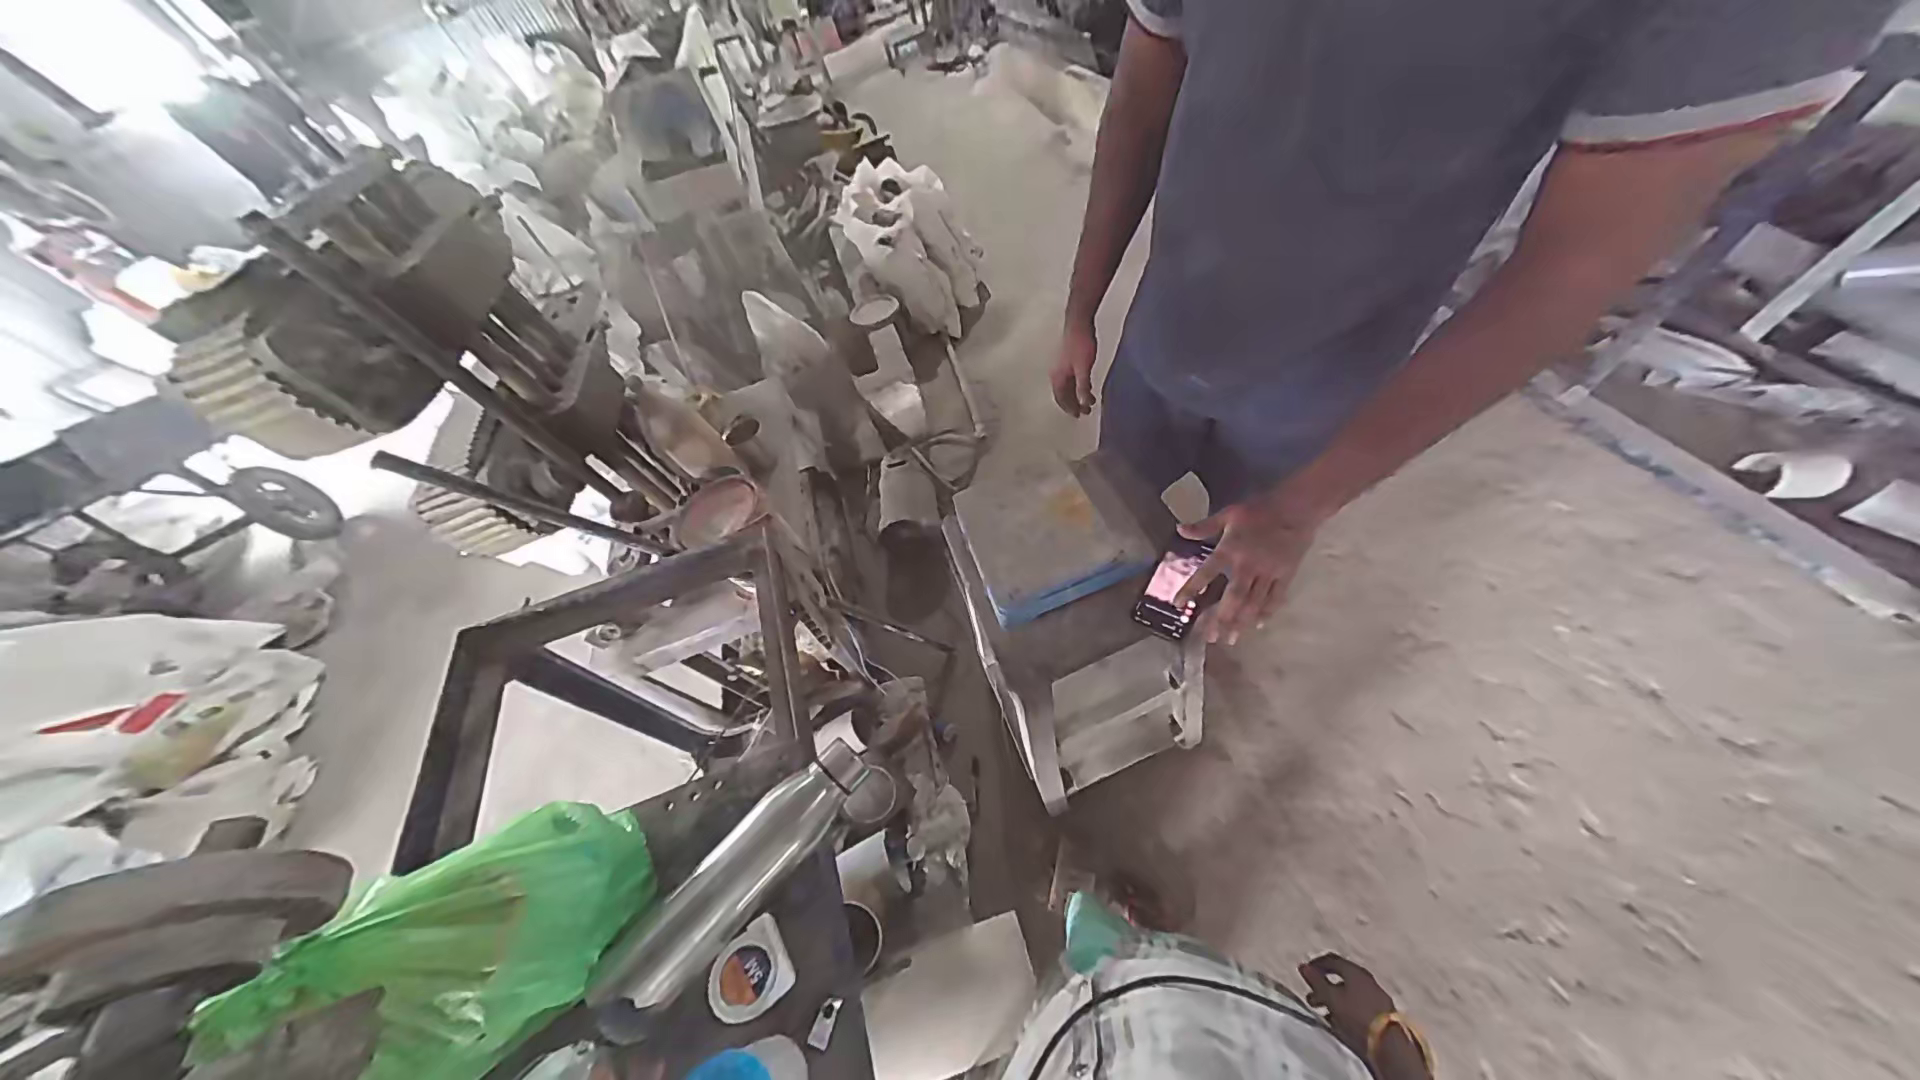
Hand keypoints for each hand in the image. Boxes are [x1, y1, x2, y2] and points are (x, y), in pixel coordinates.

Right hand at [1051, 321, 1097, 416]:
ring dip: (1076, 395)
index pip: (1062, 399)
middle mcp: (1057, 373)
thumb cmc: (1080, 342)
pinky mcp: (1068, 360)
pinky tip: (1086, 385)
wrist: (1079, 322)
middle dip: (1073, 404)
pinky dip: (1078, 386)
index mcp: (1058, 377)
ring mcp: (1062, 366)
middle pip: (1063, 394)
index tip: (1078, 414)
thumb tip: (1084, 403)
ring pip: (1067, 387)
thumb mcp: (1083, 369)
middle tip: (1084, 411)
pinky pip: (1071, 379)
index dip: (1070, 408)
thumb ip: (1083, 387)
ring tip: (1088, 401)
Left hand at [1173, 491, 1320, 644]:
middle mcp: (1247, 566)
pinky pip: (1275, 598)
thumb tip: (1179, 530)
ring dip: (1241, 622)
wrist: (1297, 507)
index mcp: (1229, 550)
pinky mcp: (1285, 575)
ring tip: (1231, 638)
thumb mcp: (1228, 514)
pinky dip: (1266, 612)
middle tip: (1211, 637)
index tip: (1178, 604)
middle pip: (1233, 598)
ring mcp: (1268, 572)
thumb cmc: (1259, 510)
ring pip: (1253, 603)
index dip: (1192, 589)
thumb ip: (1203, 526)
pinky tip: (1257, 624)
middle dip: (1221, 619)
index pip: (1206, 574)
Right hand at [1297, 953, 1395, 1058]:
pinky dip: (1348, 1008)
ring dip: (1335, 999)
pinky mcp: (1384, 1012)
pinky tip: (1341, 1020)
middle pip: (1341, 977)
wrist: (1391, 1044)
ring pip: (1350, 992)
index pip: (1331, 959)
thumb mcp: (1331, 997)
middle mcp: (1366, 978)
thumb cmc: (1356, 1015)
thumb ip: (1316, 981)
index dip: (1316, 964)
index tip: (1305, 972)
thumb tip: (1303, 965)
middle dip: (1324, 986)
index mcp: (1354, 970)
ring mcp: (1377, 995)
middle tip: (1312, 997)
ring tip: (1325, 1012)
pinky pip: (1360, 1004)